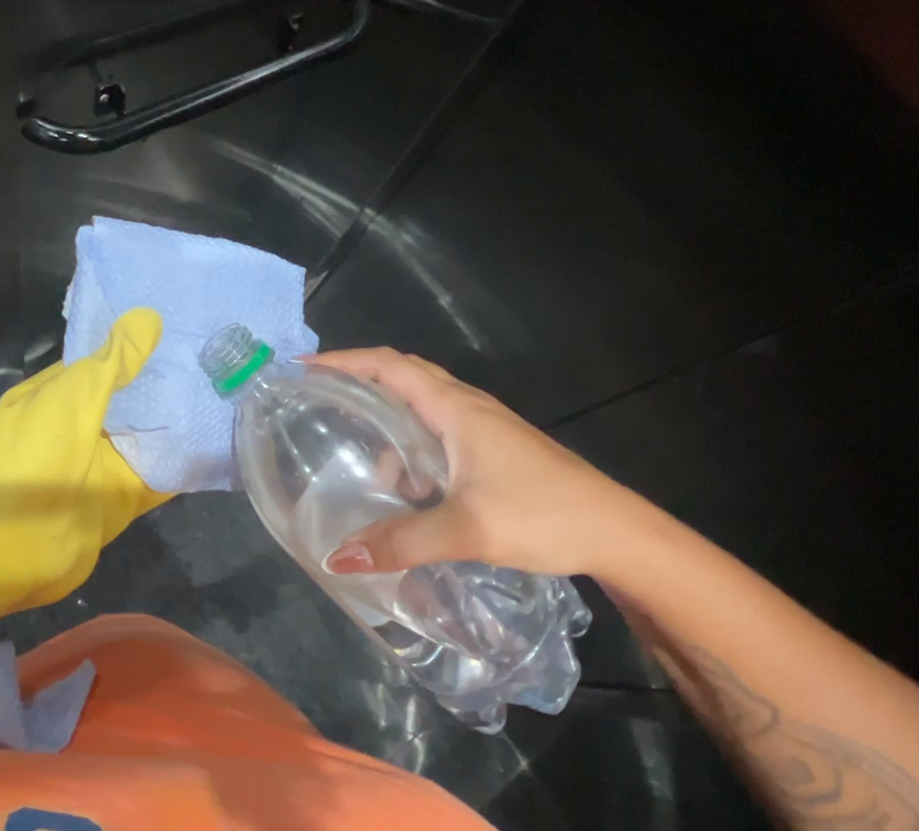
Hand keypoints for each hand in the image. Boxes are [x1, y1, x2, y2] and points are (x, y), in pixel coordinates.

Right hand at [307, 348, 648, 577]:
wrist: (617, 532)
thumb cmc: (542, 514)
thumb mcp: (466, 530)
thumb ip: (401, 542)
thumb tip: (338, 557)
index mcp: (455, 408)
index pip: (389, 365)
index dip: (344, 361)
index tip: (302, 369)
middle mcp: (467, 406)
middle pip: (403, 376)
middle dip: (359, 381)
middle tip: (319, 400)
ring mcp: (485, 427)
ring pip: (422, 406)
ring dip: (387, 420)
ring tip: (358, 455)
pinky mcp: (495, 450)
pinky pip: (438, 431)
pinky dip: (411, 446)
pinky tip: (405, 487)